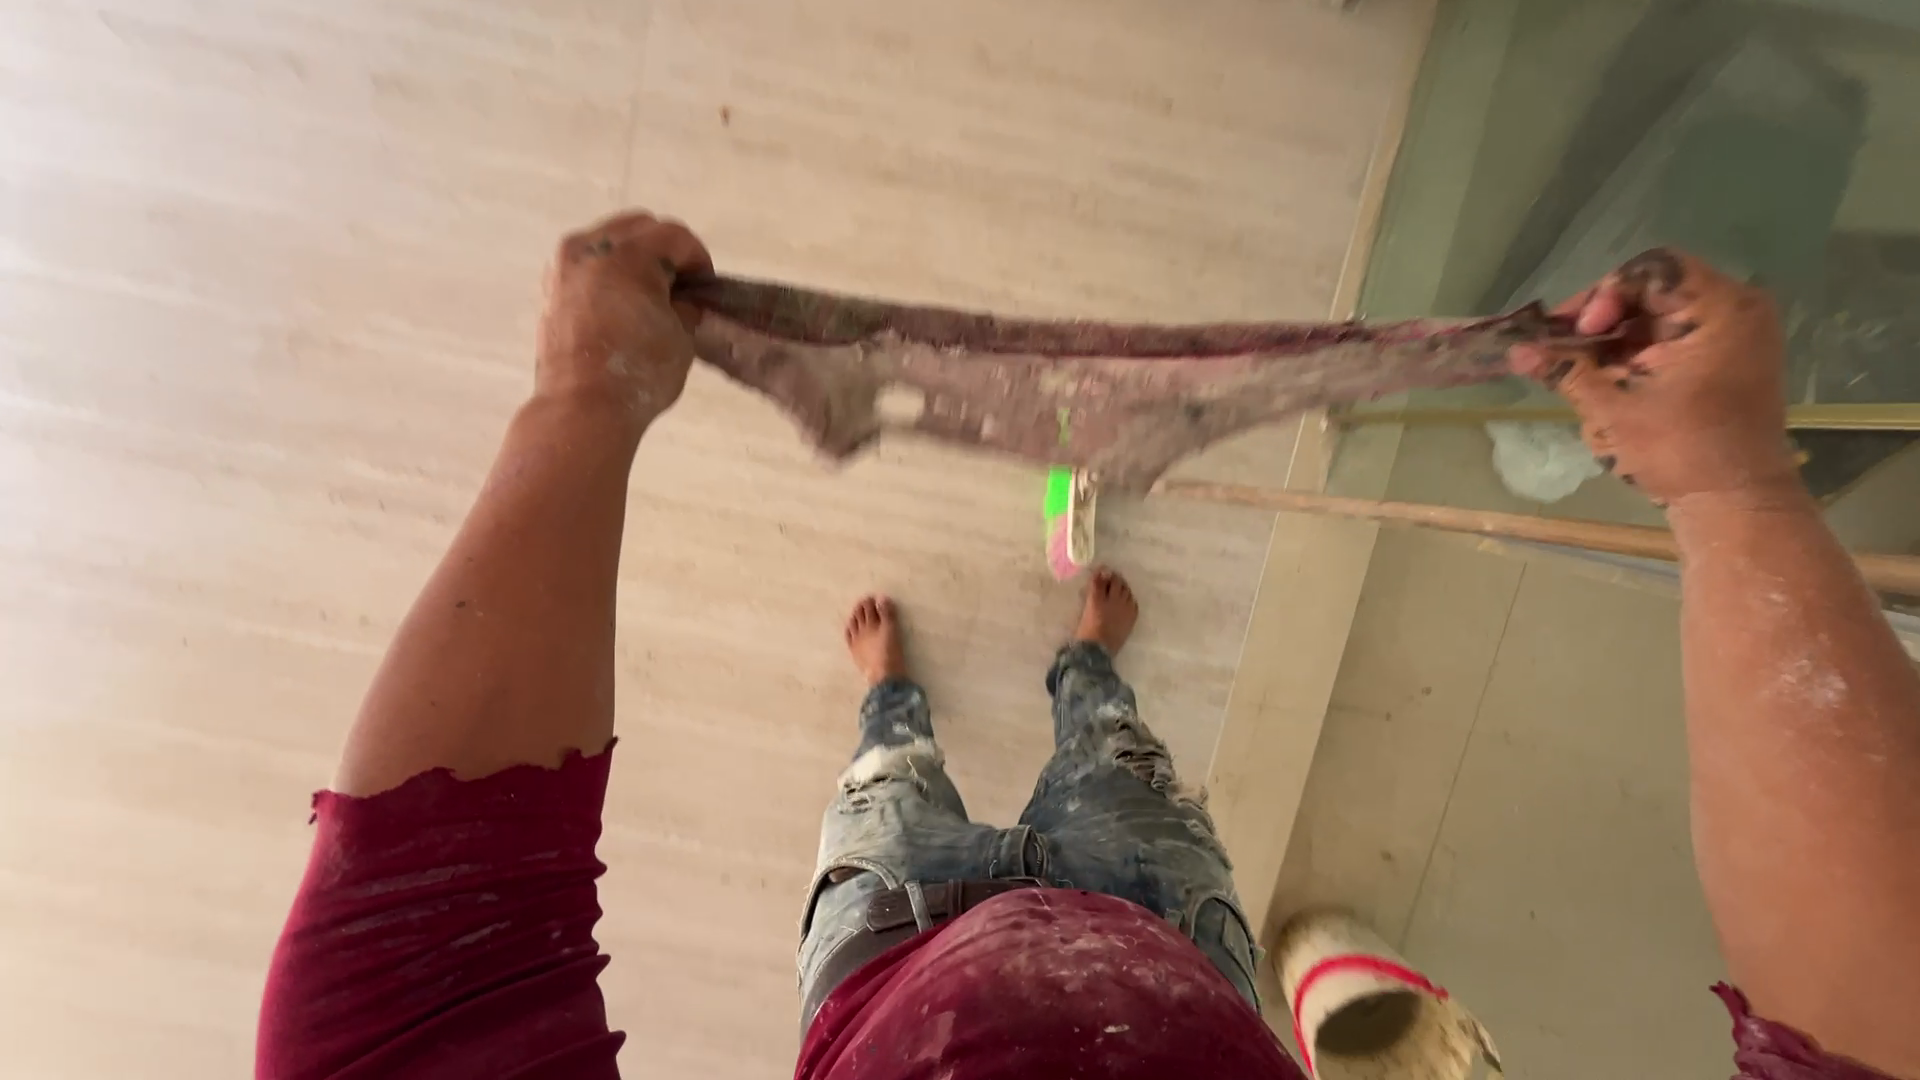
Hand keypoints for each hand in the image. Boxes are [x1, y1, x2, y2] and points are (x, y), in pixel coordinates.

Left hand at [536, 210, 711, 425]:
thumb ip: (684, 307)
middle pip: (639, 228)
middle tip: (680, 287)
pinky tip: (622, 305)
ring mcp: (564, 264)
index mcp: (629, 255)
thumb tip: (682, 300)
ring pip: (609, 241)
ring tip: (649, 296)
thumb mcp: (681, 338)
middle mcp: (590, 247)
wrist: (583, 406)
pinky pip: (588, 263)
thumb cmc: (641, 372)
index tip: (705, 289)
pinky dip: (610, 273)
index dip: (699, 260)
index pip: (675, 236)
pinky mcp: (552, 286)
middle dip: (665, 252)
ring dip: (635, 259)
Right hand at [1510, 248, 1802, 509]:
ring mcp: (1725, 336)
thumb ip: (1564, 370)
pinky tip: (1595, 375)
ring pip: (1651, 314)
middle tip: (1558, 348)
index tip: (1582, 332)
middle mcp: (1730, 312)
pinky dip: (1624, 351)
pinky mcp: (1714, 359)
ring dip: (1605, 337)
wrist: (1729, 496)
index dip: (1606, 294)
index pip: (1653, 269)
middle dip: (1597, 315)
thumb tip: (1516, 351)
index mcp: (1719, 312)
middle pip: (1650, 287)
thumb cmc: (1678, 448)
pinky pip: (1662, 337)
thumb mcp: (1611, 408)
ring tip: (1570, 366)